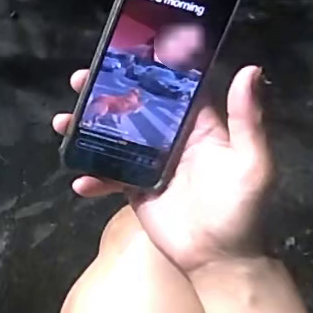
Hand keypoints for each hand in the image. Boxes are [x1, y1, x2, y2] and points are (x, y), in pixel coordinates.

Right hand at [54, 64, 271, 272]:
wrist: (217, 258)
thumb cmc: (239, 208)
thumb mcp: (251, 162)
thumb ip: (246, 119)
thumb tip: (251, 68)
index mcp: (196, 126)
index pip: (169, 89)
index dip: (146, 69)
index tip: (121, 53)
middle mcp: (168, 139)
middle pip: (130, 108)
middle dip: (101, 93)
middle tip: (77, 81)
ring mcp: (147, 163)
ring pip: (110, 138)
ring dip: (84, 129)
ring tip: (61, 123)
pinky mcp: (132, 188)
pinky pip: (106, 176)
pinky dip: (91, 178)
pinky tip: (80, 182)